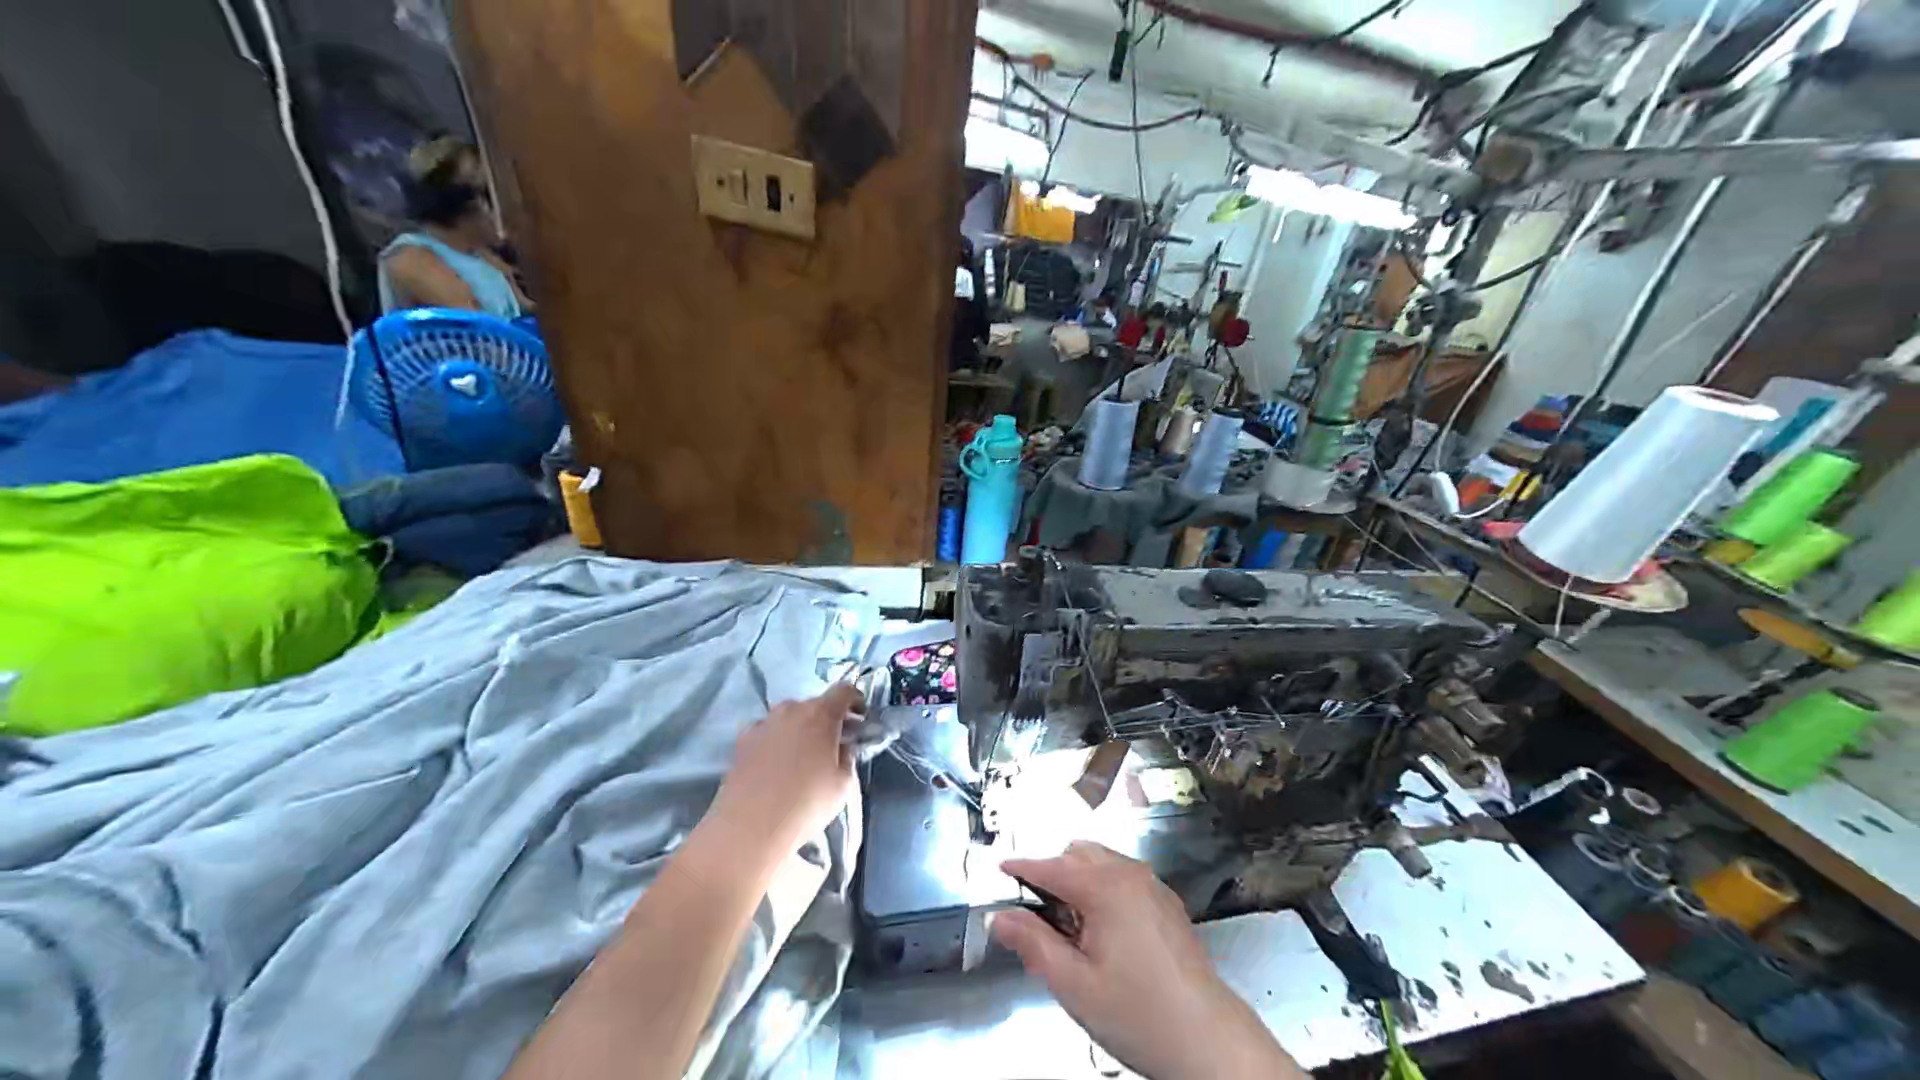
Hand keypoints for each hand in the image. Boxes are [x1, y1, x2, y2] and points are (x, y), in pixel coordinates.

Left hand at [706, 684, 858, 861]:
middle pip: (815, 704)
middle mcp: (790, 710)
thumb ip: (847, 756)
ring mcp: (763, 723)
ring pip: (789, 717)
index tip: (859, 718)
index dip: (855, 700)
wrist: (750, 827)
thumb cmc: (806, 804)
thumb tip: (841, 747)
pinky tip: (775, 766)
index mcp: (821, 714)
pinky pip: (766, 732)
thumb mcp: (843, 783)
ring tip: (801, 758)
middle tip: (832, 744)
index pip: (844, 690)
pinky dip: (775, 741)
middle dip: (827, 719)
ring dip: (799, 729)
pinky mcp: (742, 741)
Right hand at [993, 842, 1304, 1079]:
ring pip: (1101, 862)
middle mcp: (1130, 874)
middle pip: (1076, 855)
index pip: (1051, 865)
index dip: (1021, 867)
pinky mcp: (1167, 904)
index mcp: (1105, 887)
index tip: (1000, 870)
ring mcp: (1152, 886)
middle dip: (1051, 874)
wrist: (1211, 1044)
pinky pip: (1122, 877)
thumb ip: (1033, 944)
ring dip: (1077, 879)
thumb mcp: (1074, 985)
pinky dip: (1101, 888)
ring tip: (1070, 929)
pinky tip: (1101, 932)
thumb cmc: (1139, 1014)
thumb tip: (1000, 917)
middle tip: (1037, 918)